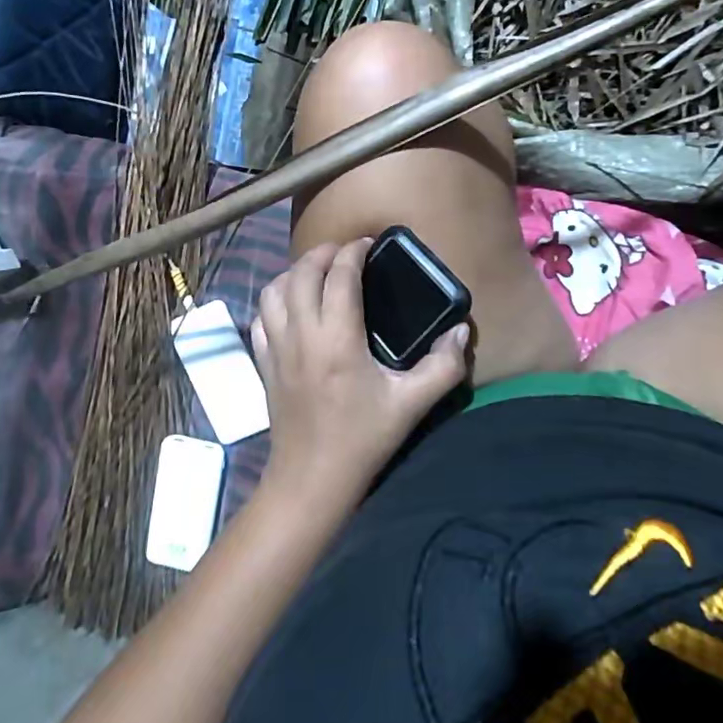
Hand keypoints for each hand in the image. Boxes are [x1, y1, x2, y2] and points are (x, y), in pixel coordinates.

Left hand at [251, 239, 469, 500]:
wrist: (311, 478)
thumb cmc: (363, 439)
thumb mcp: (411, 404)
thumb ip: (443, 366)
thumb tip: (461, 331)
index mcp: (337, 338)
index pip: (340, 276)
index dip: (354, 251)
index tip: (369, 244)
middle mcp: (301, 334)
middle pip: (302, 273)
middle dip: (322, 253)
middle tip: (345, 252)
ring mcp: (276, 347)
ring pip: (274, 290)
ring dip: (294, 273)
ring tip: (317, 273)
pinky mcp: (263, 362)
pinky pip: (260, 317)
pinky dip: (274, 300)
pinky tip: (291, 307)